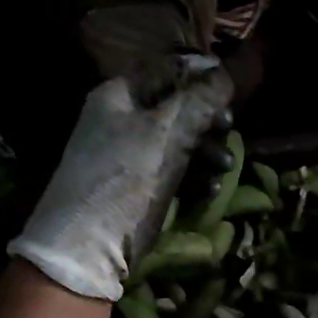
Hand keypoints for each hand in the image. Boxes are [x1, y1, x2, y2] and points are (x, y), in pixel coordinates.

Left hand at [9, 61, 232, 301]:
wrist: (86, 248)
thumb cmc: (124, 179)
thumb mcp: (166, 133)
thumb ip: (200, 100)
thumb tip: (227, 72)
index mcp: (119, 95)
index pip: (166, 69)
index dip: (201, 74)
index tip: (232, 88)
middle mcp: (122, 119)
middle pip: (176, 106)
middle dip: (207, 119)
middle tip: (228, 130)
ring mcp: (129, 155)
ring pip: (178, 141)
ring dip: (206, 151)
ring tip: (225, 168)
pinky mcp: (138, 187)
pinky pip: (173, 171)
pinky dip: (194, 176)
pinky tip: (211, 189)